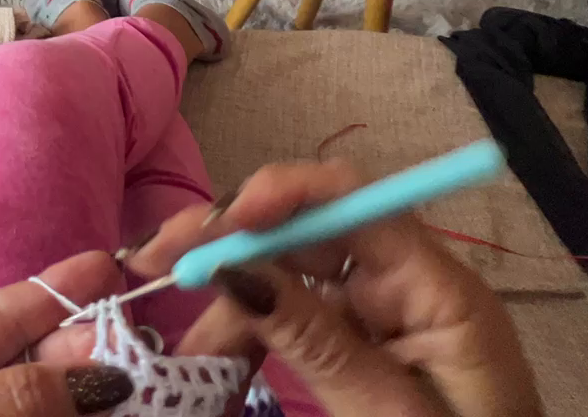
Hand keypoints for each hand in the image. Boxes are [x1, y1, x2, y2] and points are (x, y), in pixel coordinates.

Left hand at [0, 251, 133, 416]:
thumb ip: (14, 395)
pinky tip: (134, 414)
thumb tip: (99, 369)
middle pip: (43, 362)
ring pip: (64, 407)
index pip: (3, 315)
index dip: (55, 290)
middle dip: (91, 348)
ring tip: (154, 385)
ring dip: (106, 396)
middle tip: (145, 341)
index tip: (107, 268)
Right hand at [128, 162, 541, 416]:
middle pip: (297, 225)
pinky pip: (283, 306)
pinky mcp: (351, 329)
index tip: (219, 224)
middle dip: (223, 238)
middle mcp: (398, 275)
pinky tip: (205, 351)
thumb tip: (229, 267)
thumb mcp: (385, 415)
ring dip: (220, 290)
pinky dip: (241, 325)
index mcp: (433, 285)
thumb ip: (310, 339)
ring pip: (278, 264)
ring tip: (172, 325)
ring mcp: (371, 301)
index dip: (278, 193)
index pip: (350, 197)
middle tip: (154, 259)